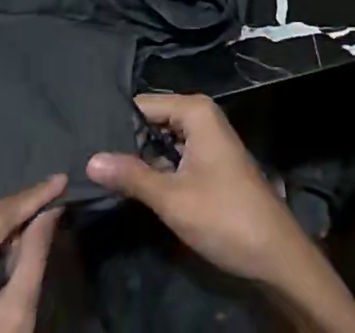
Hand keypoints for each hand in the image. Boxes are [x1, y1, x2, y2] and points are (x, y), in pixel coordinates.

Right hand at [87, 94, 308, 285]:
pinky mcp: (207, 162)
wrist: (273, 250)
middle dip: (123, 138)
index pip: (144, 104)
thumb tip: (89, 159)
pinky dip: (153, 166)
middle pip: (152, 119)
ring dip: (136, 155)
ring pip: (161, 139)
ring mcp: (206, 139)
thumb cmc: (224, 215)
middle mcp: (201, 117)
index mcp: (196, 111)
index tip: (81, 136)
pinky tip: (125, 181)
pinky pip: (172, 154)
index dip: (114, 121)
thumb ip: (131, 176)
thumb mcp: (172, 197)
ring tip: (94, 167)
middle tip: (82, 155)